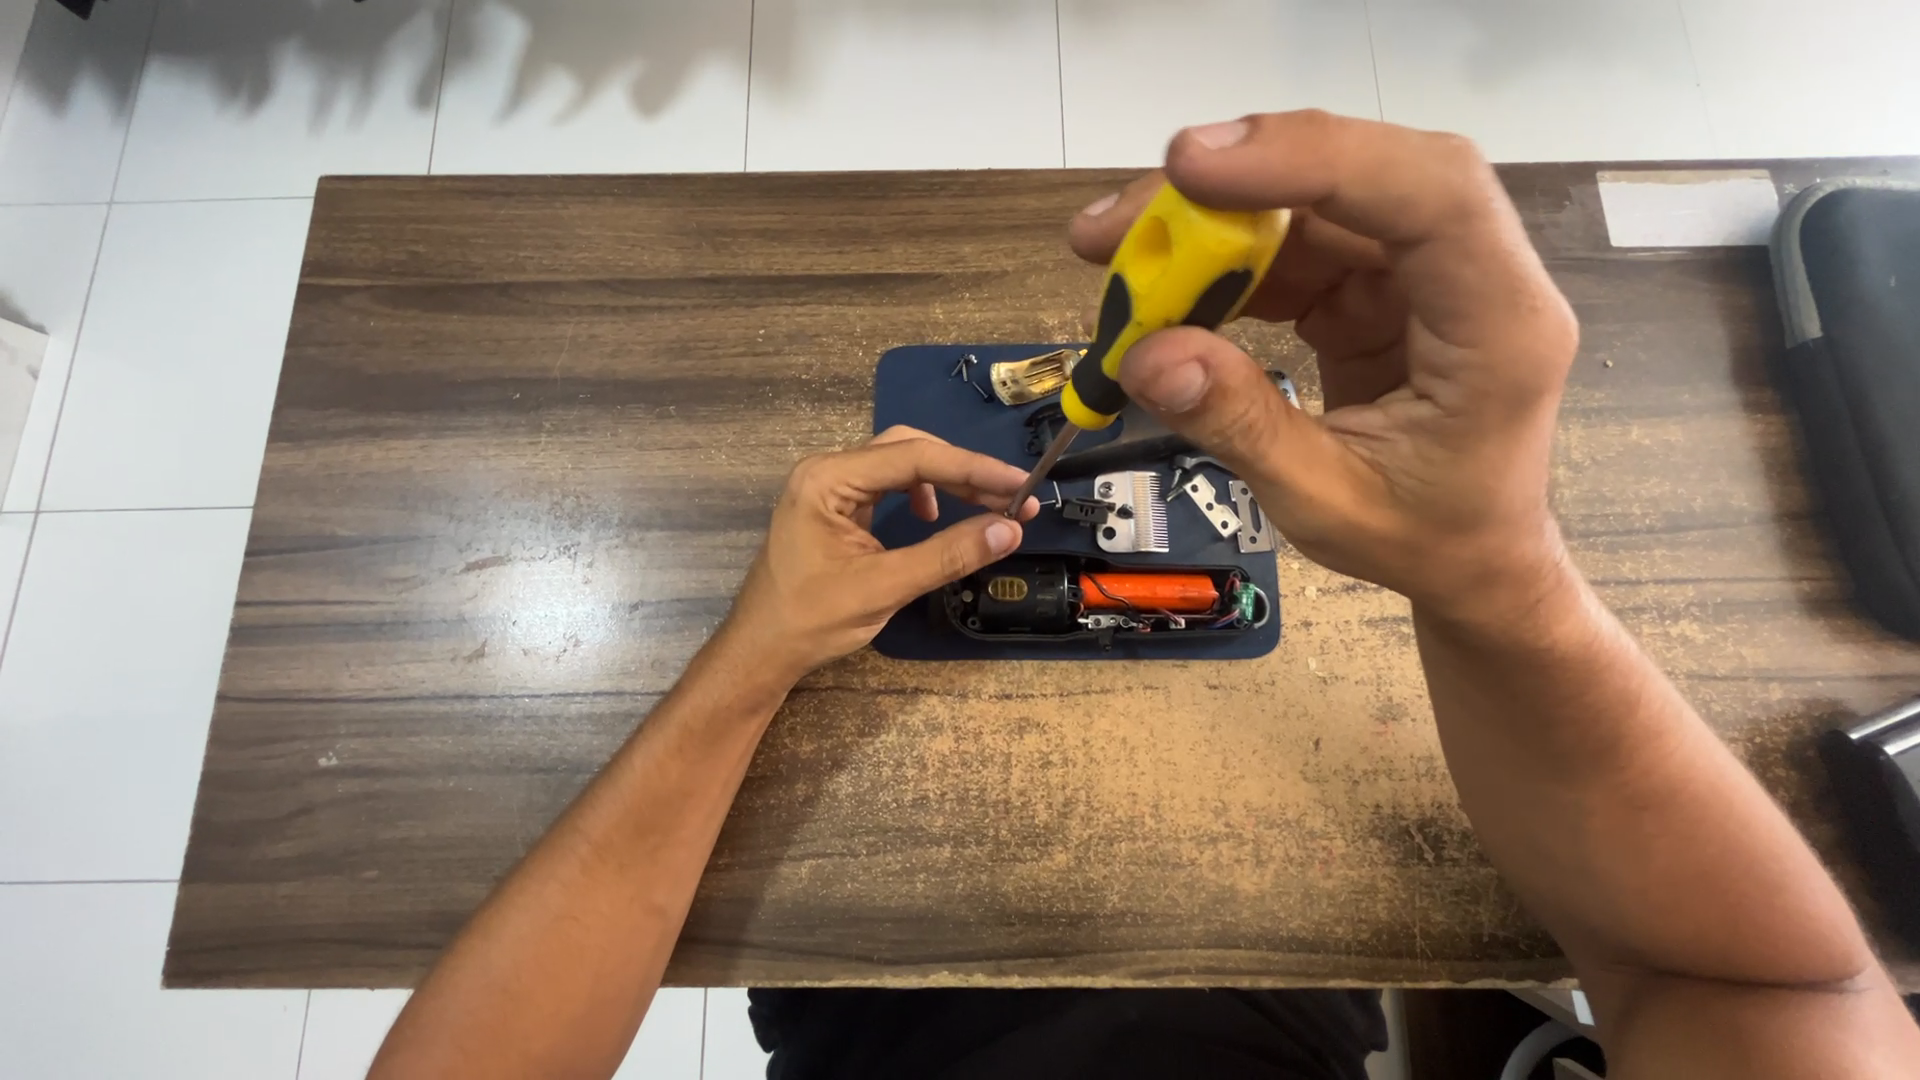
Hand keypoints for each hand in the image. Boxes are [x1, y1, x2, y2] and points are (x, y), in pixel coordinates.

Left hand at [723, 426, 1039, 679]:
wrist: (762, 649)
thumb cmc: (811, 620)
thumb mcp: (884, 587)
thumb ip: (947, 555)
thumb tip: (1010, 530)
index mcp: (828, 479)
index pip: (914, 457)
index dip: (973, 468)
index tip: (1020, 484)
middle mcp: (828, 470)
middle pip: (909, 450)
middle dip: (963, 471)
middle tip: (1011, 498)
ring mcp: (830, 486)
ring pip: (901, 464)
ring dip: (946, 481)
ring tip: (985, 506)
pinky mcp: (837, 505)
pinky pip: (889, 484)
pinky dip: (923, 493)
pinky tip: (933, 517)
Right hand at [1068, 111, 1578, 624]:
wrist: (1462, 555)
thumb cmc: (1420, 536)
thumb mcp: (1322, 501)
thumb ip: (1240, 426)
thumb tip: (1143, 357)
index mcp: (1496, 326)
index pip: (1427, 194)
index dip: (1310, 160)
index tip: (1188, 167)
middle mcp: (1465, 274)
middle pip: (1349, 184)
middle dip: (1222, 195)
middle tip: (1108, 230)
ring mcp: (1413, 275)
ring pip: (1303, 212)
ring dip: (1201, 234)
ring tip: (1110, 261)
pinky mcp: (1369, 288)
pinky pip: (1285, 256)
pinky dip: (1214, 273)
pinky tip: (1157, 298)